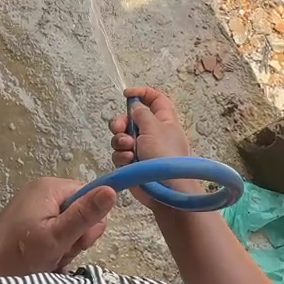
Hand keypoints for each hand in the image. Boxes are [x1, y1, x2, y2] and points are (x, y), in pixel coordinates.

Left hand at [0, 177, 116, 276]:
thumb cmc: (19, 255)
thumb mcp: (57, 237)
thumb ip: (85, 215)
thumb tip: (112, 190)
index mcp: (50, 187)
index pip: (90, 195)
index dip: (89, 220)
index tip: (76, 238)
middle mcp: (43, 193)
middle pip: (81, 212)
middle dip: (75, 237)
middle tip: (57, 251)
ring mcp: (35, 208)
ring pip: (70, 228)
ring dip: (64, 247)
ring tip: (47, 258)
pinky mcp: (30, 224)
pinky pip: (55, 235)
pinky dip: (53, 251)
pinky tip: (41, 261)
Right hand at [108, 88, 205, 212]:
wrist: (165, 190)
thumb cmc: (164, 155)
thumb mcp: (154, 128)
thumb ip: (141, 113)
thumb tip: (136, 107)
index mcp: (164, 121)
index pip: (155, 100)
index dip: (142, 94)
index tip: (127, 94)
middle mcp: (153, 133)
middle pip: (131, 119)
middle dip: (121, 122)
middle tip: (118, 128)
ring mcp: (142, 149)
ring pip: (121, 137)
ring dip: (121, 141)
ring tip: (128, 148)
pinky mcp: (132, 164)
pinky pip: (120, 154)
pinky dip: (122, 156)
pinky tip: (128, 161)